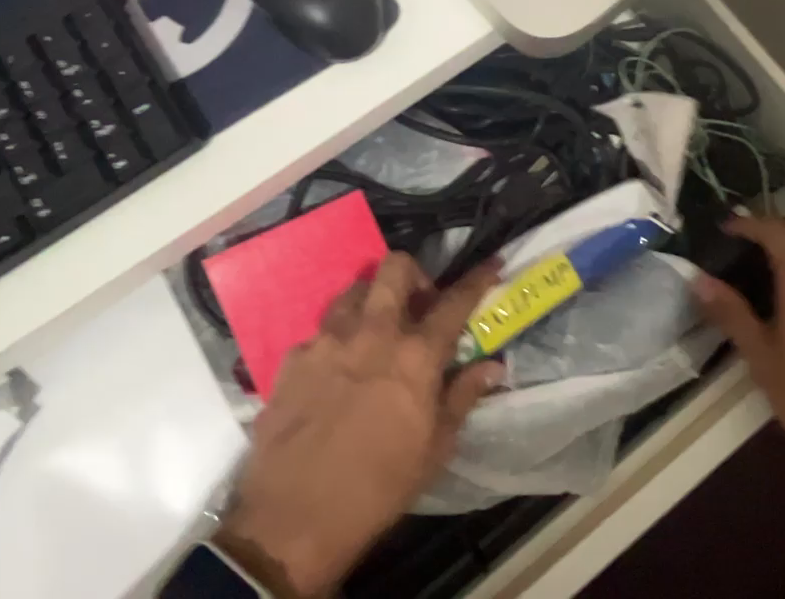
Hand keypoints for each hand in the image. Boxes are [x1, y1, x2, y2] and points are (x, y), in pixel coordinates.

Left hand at [214, 253, 501, 596]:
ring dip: (372, 300)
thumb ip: (463, 396)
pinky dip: (336, 341)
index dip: (478, 279)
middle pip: (395, 268)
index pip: (455, 302)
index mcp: (415, 355)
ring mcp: (326, 341)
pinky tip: (335, 373)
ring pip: (353, 290)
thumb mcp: (435, 448)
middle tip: (418, 304)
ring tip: (375, 330)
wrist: (293, 519)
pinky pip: (320, 331)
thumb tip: (492, 366)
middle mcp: (371, 333)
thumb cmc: (379, 487)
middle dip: (414, 273)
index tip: (491, 265)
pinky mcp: (292, 359)